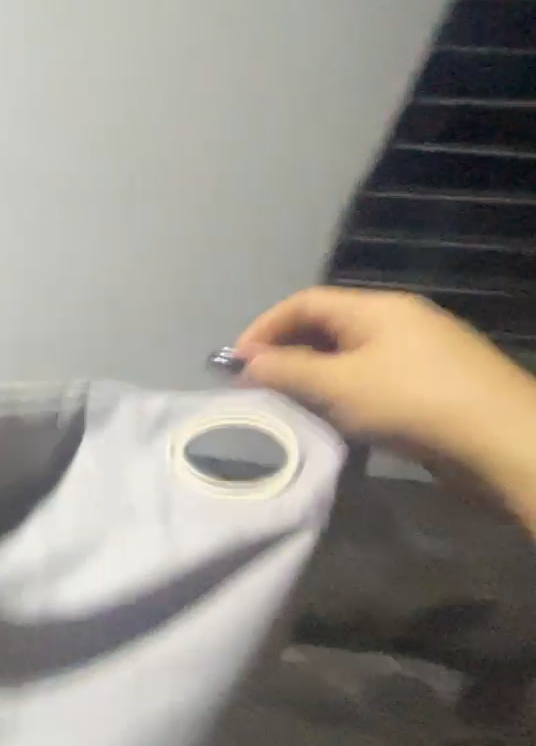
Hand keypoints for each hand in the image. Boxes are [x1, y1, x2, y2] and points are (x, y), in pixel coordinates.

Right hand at [236, 286, 535, 478]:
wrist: (507, 442)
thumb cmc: (412, 401)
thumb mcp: (334, 384)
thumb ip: (283, 369)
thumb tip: (247, 363)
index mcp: (377, 309)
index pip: (302, 303)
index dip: (262, 328)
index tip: (237, 363)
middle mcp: (400, 320)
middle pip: (323, 326)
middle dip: (283, 353)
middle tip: (256, 385)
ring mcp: (421, 350)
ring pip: (345, 353)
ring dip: (309, 374)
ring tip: (288, 402)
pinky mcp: (432, 380)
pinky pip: (369, 374)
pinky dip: (339, 389)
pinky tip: (332, 414)